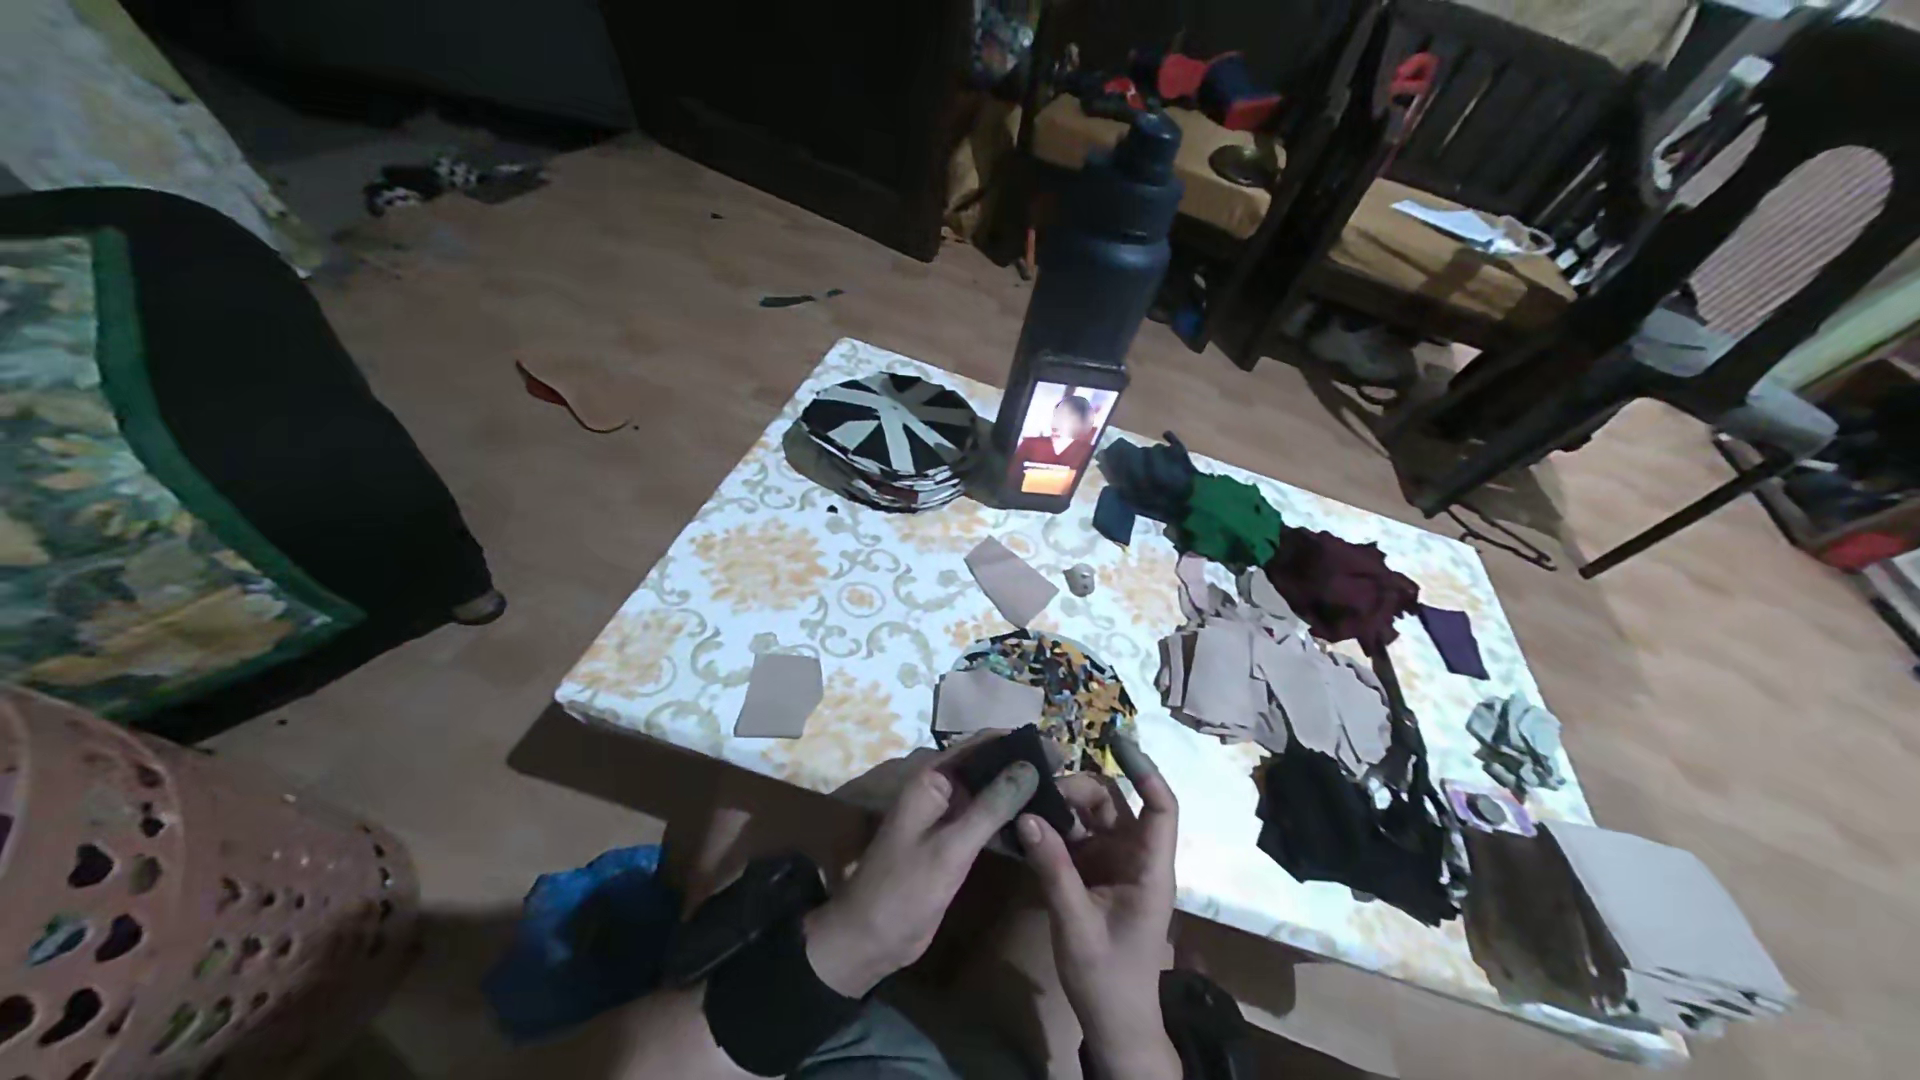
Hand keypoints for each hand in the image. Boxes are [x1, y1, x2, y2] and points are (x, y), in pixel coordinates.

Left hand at [803, 737, 1037, 996]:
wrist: (870, 940)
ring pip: (990, 794)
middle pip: (987, 767)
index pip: (978, 746)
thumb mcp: (951, 848)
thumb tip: (1029, 766)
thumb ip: (991, 806)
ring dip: (1020, 793)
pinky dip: (1010, 820)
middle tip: (1066, 772)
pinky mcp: (954, 843)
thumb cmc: (904, 888)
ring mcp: (947, 817)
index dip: (1015, 742)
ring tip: (1061, 794)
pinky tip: (1039, 824)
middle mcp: (940, 790)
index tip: (1055, 747)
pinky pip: (987, 821)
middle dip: (1023, 766)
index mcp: (931, 780)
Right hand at [1017, 736, 1180, 1079]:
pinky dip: (1054, 829)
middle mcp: (1135, 857)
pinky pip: (1076, 838)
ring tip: (1027, 804)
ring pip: (1093, 816)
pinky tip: (1027, 826)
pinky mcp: (1095, 873)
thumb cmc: (1108, 978)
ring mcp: (1115, 864)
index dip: (1145, 771)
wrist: (1114, 1024)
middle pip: (1116, 803)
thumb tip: (1027, 816)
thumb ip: (1053, 869)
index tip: (1115, 741)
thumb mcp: (1076, 924)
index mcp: (1150, 869)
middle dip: (1080, 789)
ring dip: (1063, 807)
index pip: (1161, 807)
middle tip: (1039, 792)